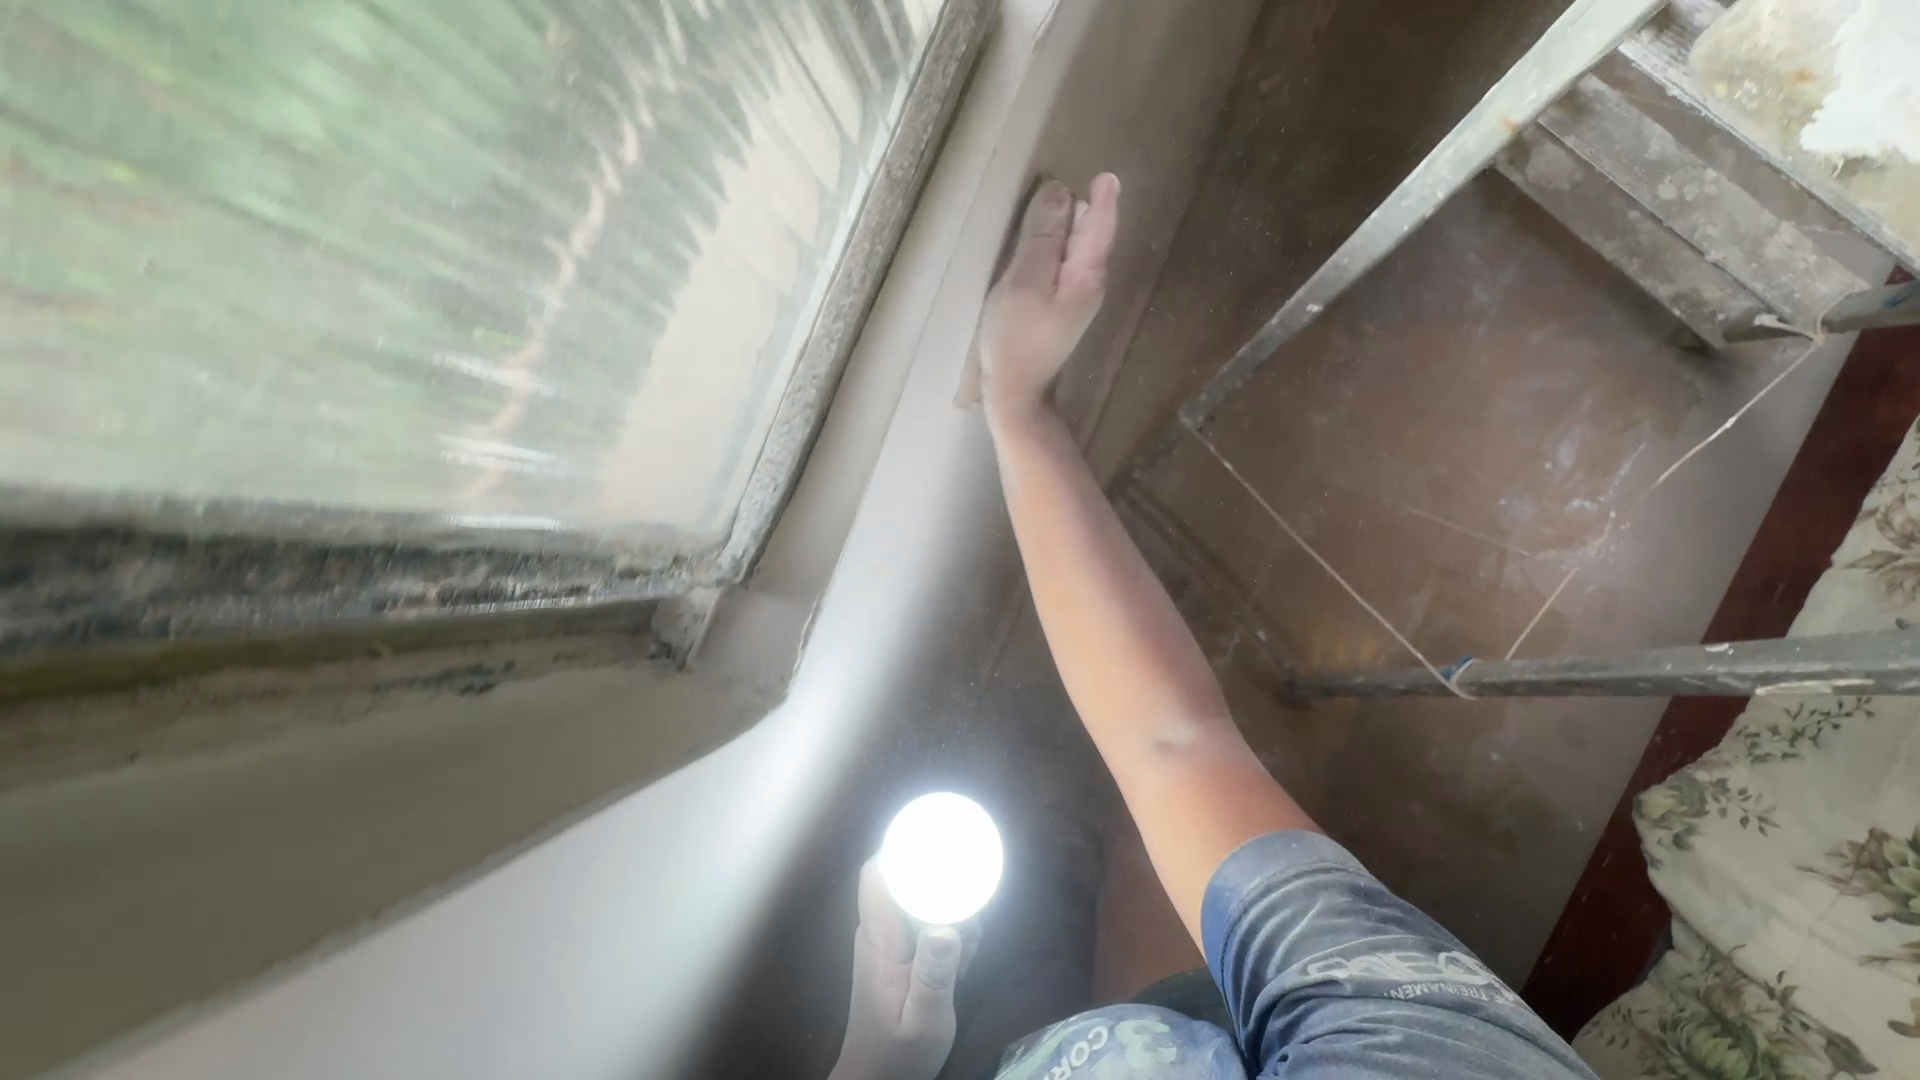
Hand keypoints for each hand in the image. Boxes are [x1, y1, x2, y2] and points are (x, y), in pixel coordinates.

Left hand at [828, 860, 980, 1079]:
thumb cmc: (897, 1053)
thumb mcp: (925, 1019)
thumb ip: (935, 974)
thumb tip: (948, 925)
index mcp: (880, 937)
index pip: (877, 873)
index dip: (900, 847)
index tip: (938, 842)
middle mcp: (879, 931)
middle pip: (905, 880)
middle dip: (944, 887)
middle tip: (971, 922)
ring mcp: (888, 942)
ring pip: (919, 901)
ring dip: (950, 912)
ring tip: (968, 947)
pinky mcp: (898, 955)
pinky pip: (922, 922)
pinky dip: (947, 931)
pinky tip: (962, 959)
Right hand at [978, 173, 1120, 420]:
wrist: (1016, 393)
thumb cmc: (1015, 338)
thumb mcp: (1024, 282)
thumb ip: (1043, 238)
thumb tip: (1060, 191)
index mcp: (1087, 274)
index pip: (1100, 224)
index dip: (1102, 197)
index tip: (1105, 174)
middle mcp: (1091, 283)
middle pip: (1091, 233)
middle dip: (1079, 209)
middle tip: (1056, 188)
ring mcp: (1078, 299)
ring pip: (1078, 250)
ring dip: (1065, 229)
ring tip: (1046, 209)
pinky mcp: (1062, 309)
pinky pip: (1065, 266)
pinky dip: (1056, 250)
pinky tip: (1039, 248)